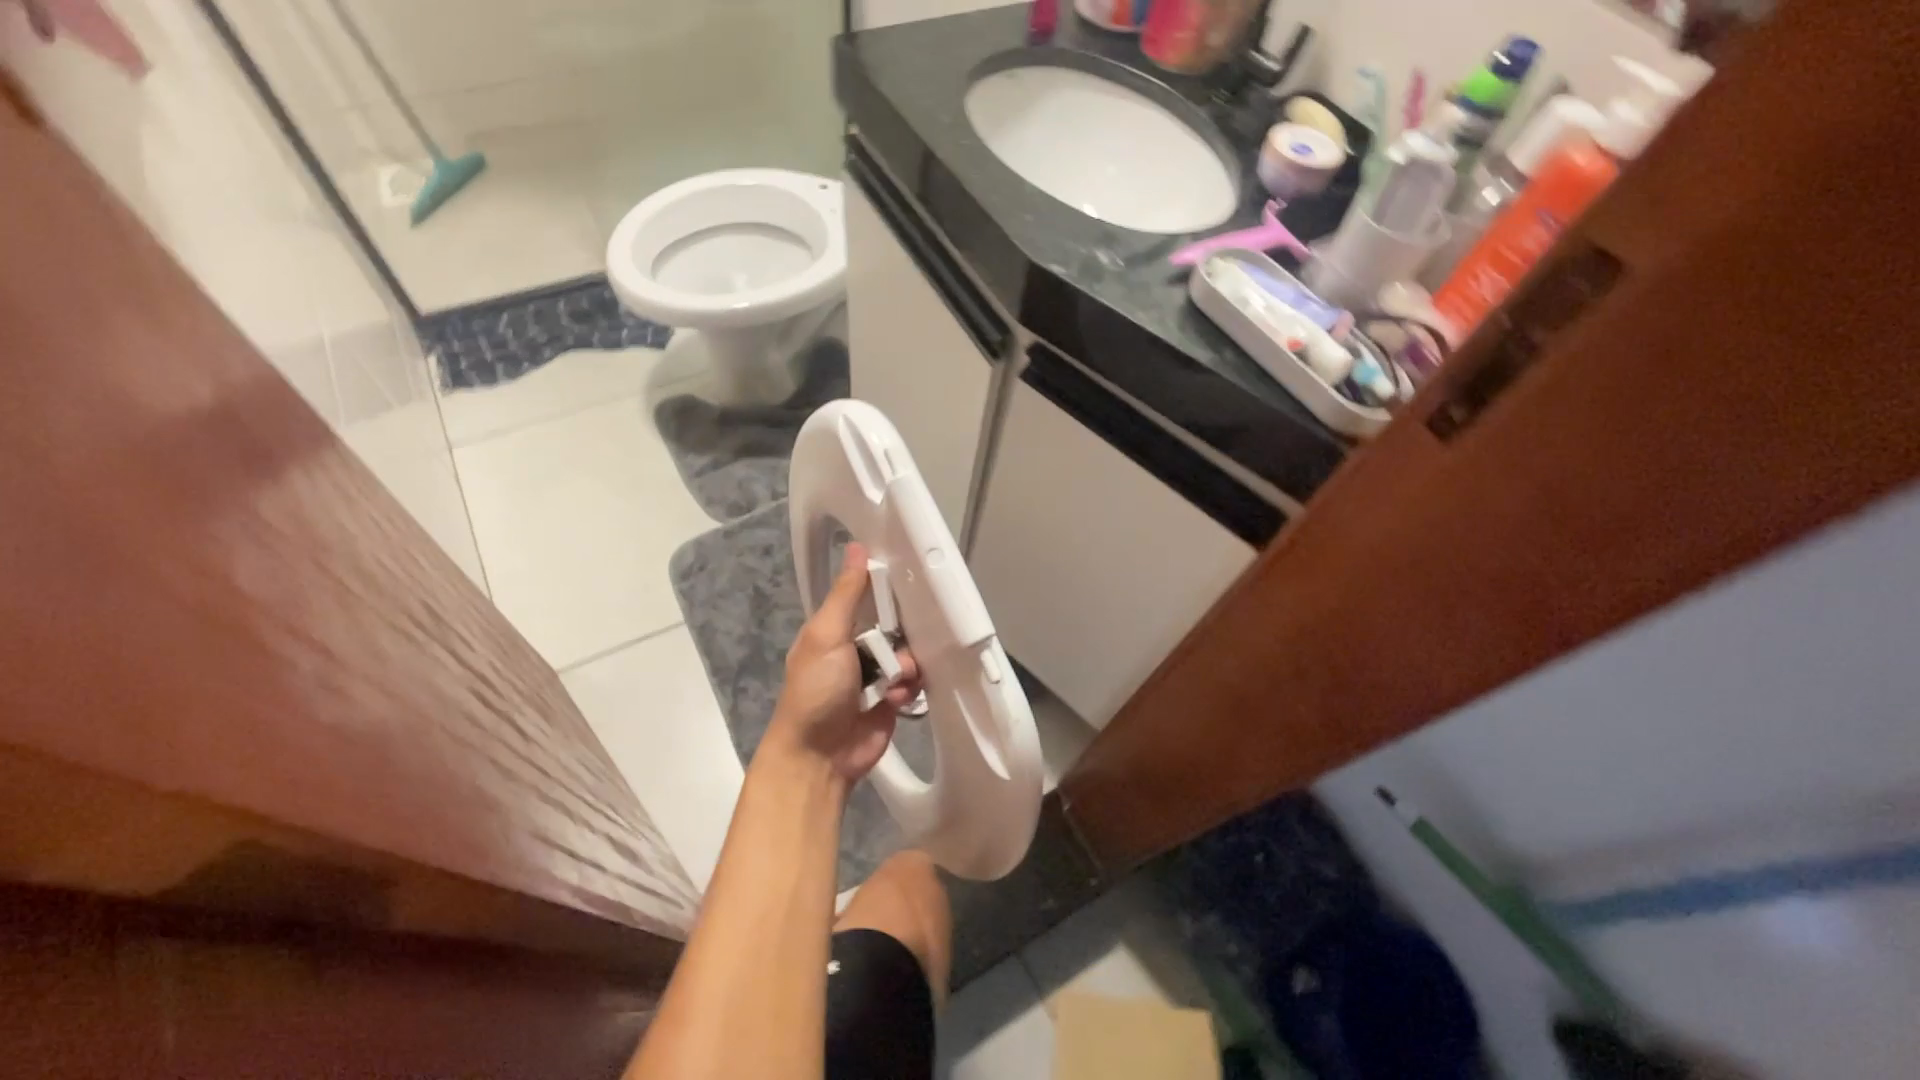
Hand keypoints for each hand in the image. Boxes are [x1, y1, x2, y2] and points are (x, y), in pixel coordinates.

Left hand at [770, 542, 921, 783]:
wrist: (819, 757)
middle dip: (903, 632)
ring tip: (895, 681)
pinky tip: (897, 698)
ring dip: (906, 665)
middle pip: (893, 625)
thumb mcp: (826, 636)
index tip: (911, 576)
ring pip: (908, 653)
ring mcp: (874, 676)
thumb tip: (856, 547)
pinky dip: (909, 688)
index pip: (865, 596)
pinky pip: (913, 682)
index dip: (885, 587)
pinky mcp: (892, 701)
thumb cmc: (815, 691)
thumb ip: (846, 594)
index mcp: (833, 628)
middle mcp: (854, 648)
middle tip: (899, 642)